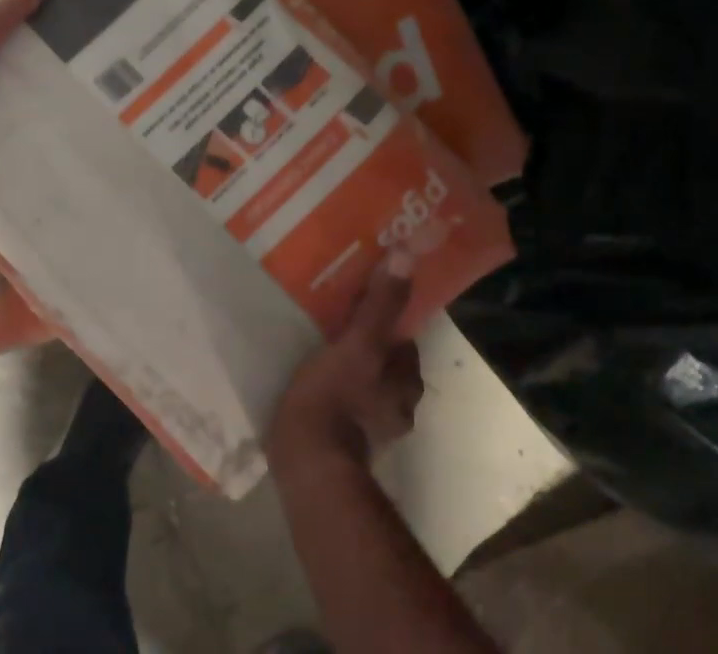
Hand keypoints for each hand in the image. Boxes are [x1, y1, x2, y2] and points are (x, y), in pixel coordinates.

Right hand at [269, 252, 423, 468]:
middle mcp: (399, 408)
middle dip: (369, 352)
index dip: (387, 326)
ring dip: (352, 377)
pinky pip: (346, 411)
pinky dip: (336, 400)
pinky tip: (313, 391)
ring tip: (319, 358)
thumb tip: (408, 256)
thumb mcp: (357, 344)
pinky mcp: (347, 445)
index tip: (360, 312)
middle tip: (335, 332)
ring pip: (368, 390)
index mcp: (406, 382)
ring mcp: (374, 430)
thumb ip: (380, 305)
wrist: (309, 461)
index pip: (404, 344)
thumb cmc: (335, 397)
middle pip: (388, 368)